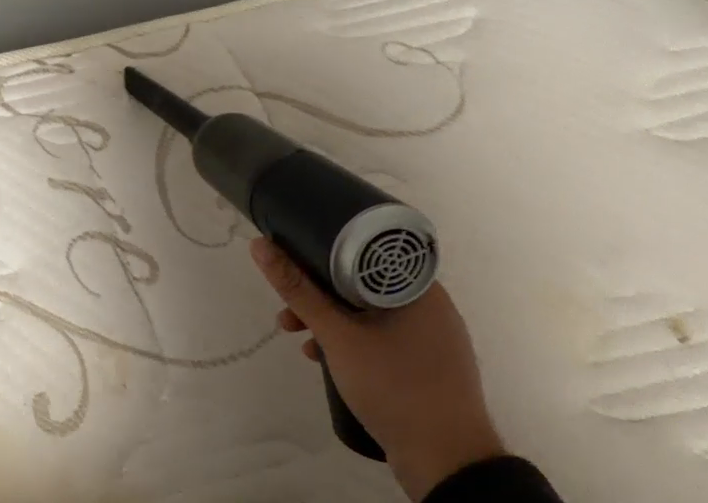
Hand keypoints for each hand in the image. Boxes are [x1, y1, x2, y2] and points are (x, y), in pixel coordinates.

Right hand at [250, 238, 504, 499]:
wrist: (447, 463)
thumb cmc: (395, 386)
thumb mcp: (337, 336)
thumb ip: (298, 290)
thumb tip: (260, 246)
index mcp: (419, 289)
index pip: (362, 251)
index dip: (320, 253)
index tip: (290, 266)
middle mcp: (431, 307)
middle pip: (360, 284)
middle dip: (318, 295)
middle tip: (288, 310)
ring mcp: (432, 339)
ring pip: (368, 313)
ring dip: (330, 321)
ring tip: (299, 338)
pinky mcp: (427, 365)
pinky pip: (381, 337)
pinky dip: (351, 341)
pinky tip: (326, 359)